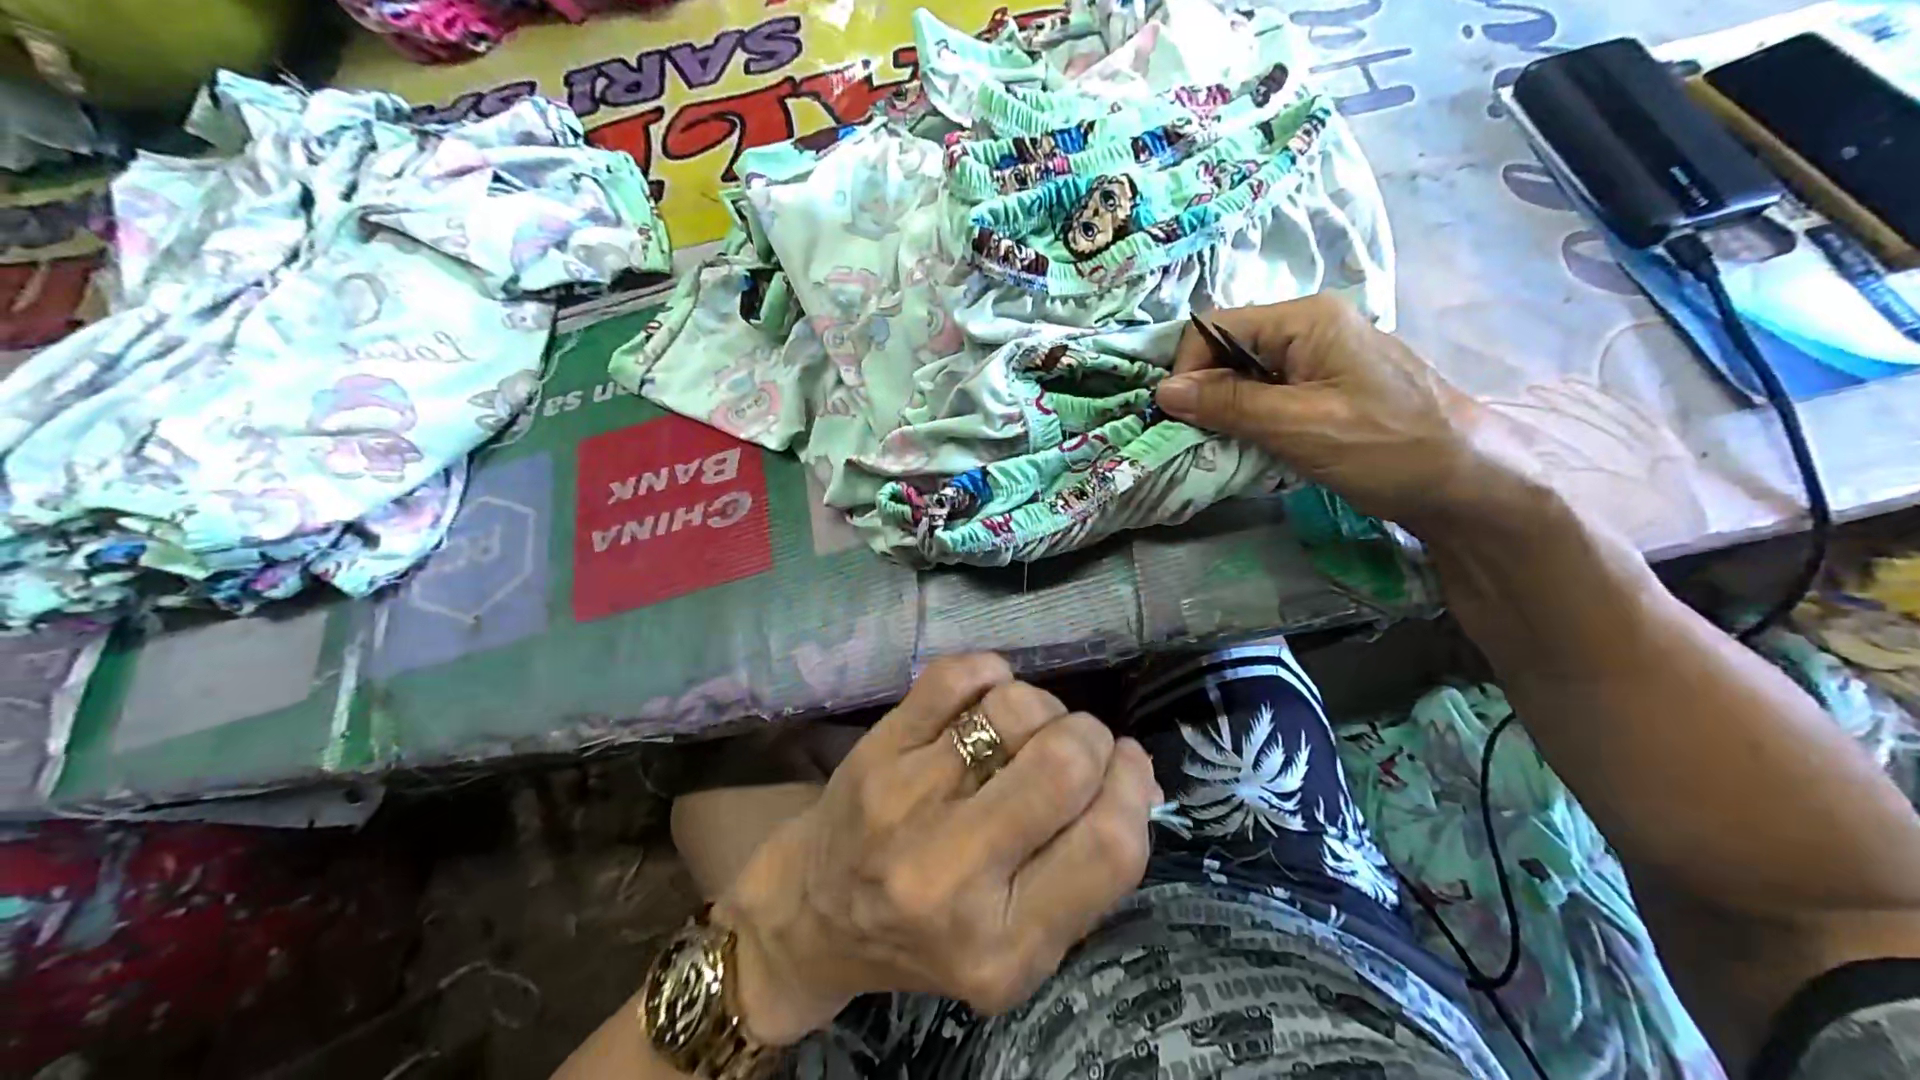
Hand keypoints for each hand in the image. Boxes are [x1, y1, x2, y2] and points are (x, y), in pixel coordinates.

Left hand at [713, 654, 1160, 1044]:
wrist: (817, 914)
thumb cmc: (929, 937)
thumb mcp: (1018, 951)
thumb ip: (1087, 873)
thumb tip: (1137, 771)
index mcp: (1003, 947)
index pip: (1108, 847)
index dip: (1132, 788)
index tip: (1127, 764)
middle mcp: (950, 876)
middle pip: (1063, 764)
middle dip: (1091, 739)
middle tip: (1080, 744)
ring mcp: (905, 804)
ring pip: (1013, 710)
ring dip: (1043, 707)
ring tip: (1030, 729)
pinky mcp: (875, 752)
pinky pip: (954, 677)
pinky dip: (990, 672)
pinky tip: (989, 698)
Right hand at [1154, 294, 1542, 533]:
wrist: (1468, 482)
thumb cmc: (1388, 447)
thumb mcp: (1300, 426)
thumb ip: (1230, 404)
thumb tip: (1164, 391)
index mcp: (1305, 318)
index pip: (1214, 327)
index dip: (1189, 369)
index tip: (1183, 419)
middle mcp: (1310, 326)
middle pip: (1228, 349)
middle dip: (1206, 392)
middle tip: (1204, 438)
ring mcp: (1321, 355)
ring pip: (1245, 374)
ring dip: (1227, 410)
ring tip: (1231, 446)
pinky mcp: (1326, 385)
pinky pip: (1269, 393)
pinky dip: (1252, 419)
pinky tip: (1257, 445)